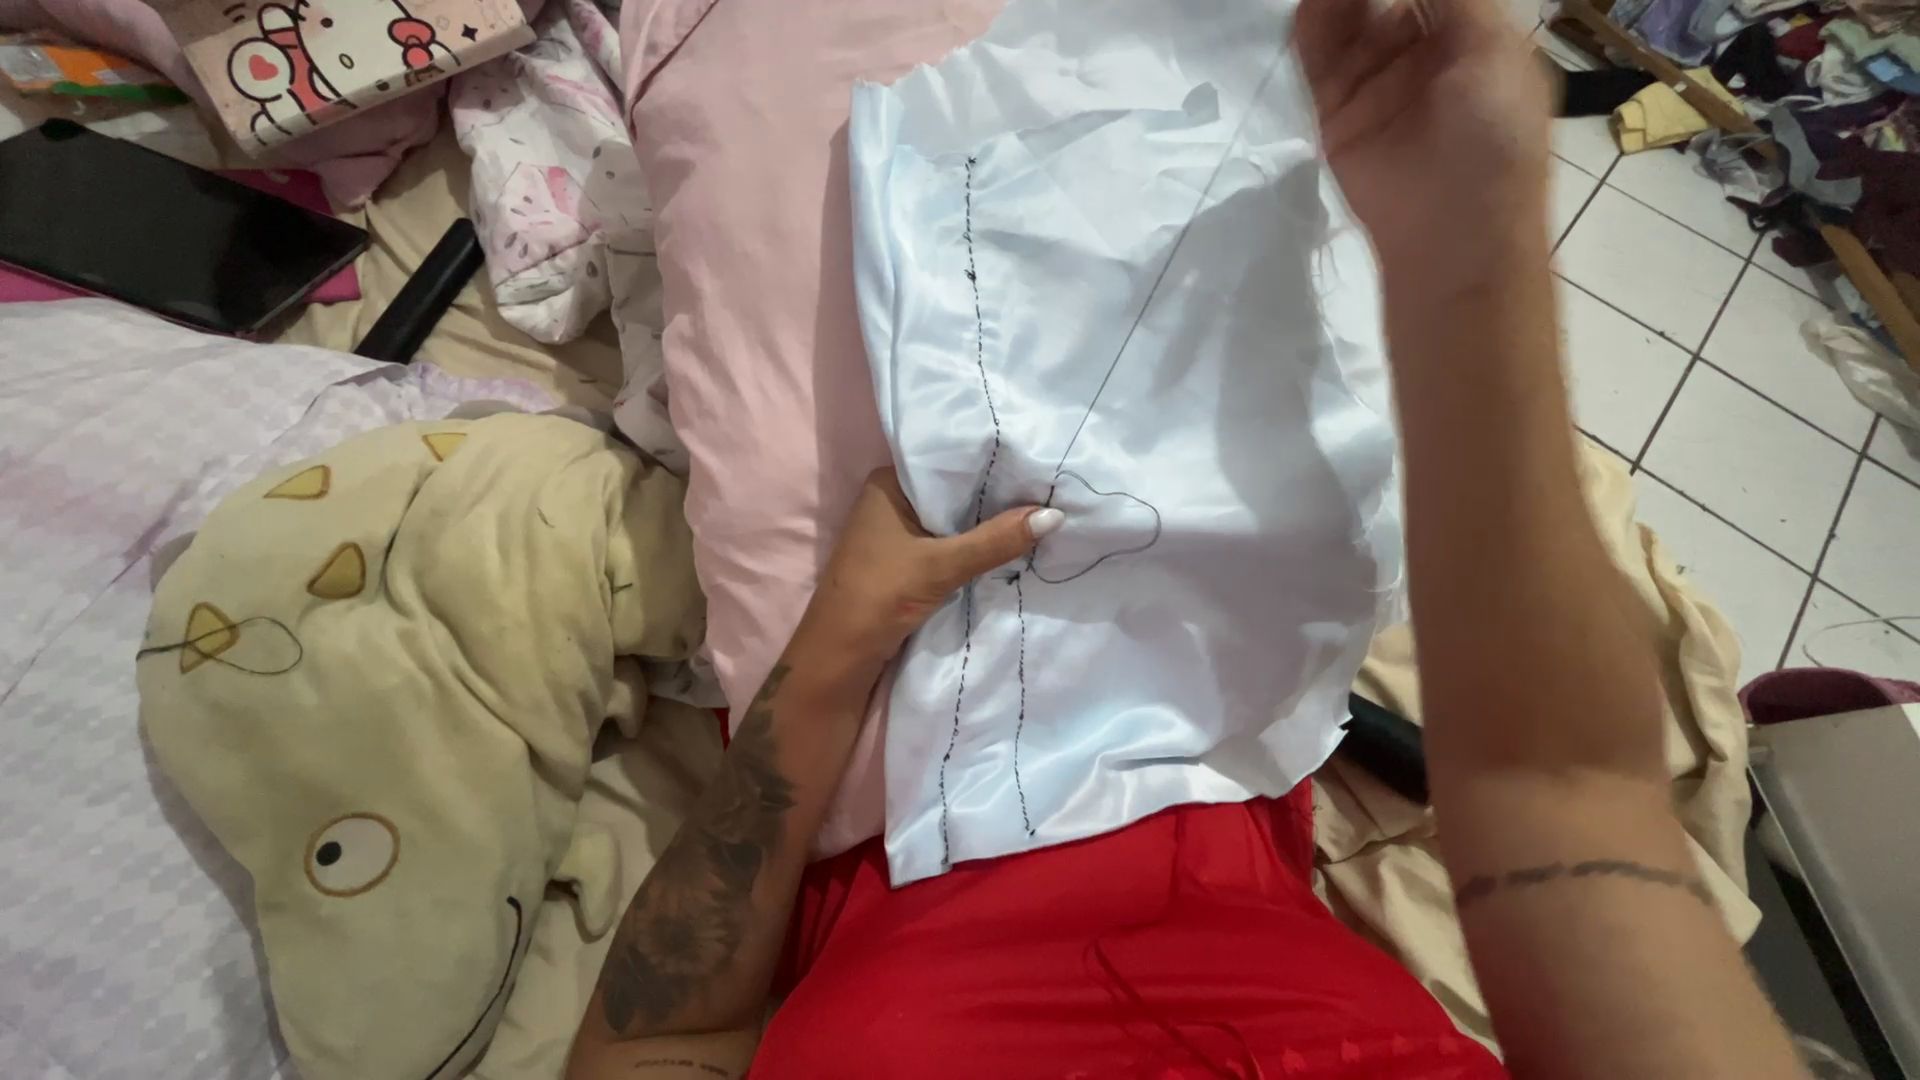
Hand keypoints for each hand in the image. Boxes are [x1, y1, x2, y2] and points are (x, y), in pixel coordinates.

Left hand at [791, 468, 1061, 686]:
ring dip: (988, 521)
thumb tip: (1055, 514)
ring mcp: (899, 530)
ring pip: (955, 518)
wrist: (840, 657)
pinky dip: (976, 543)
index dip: (992, 459)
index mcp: (890, 483)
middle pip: (955, 490)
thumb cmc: (879, 596)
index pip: (949, 459)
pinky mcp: (908, 558)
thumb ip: (996, 540)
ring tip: (1042, 507)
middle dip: (996, 493)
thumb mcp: (942, 565)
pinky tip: (1012, 540)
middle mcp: (893, 499)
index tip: (1038, 456)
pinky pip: (951, 541)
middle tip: (1050, 484)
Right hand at [1294, 0, 1551, 286]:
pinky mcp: (1338, 121)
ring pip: (1349, 28)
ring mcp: (1376, 90)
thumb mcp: (1490, 47)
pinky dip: (1311, 36)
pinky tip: (1307, 9)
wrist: (1449, 232)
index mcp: (1471, 35)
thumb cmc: (1492, 137)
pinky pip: (1322, 71)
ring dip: (1336, 3)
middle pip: (1384, 1)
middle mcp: (1421, 57)